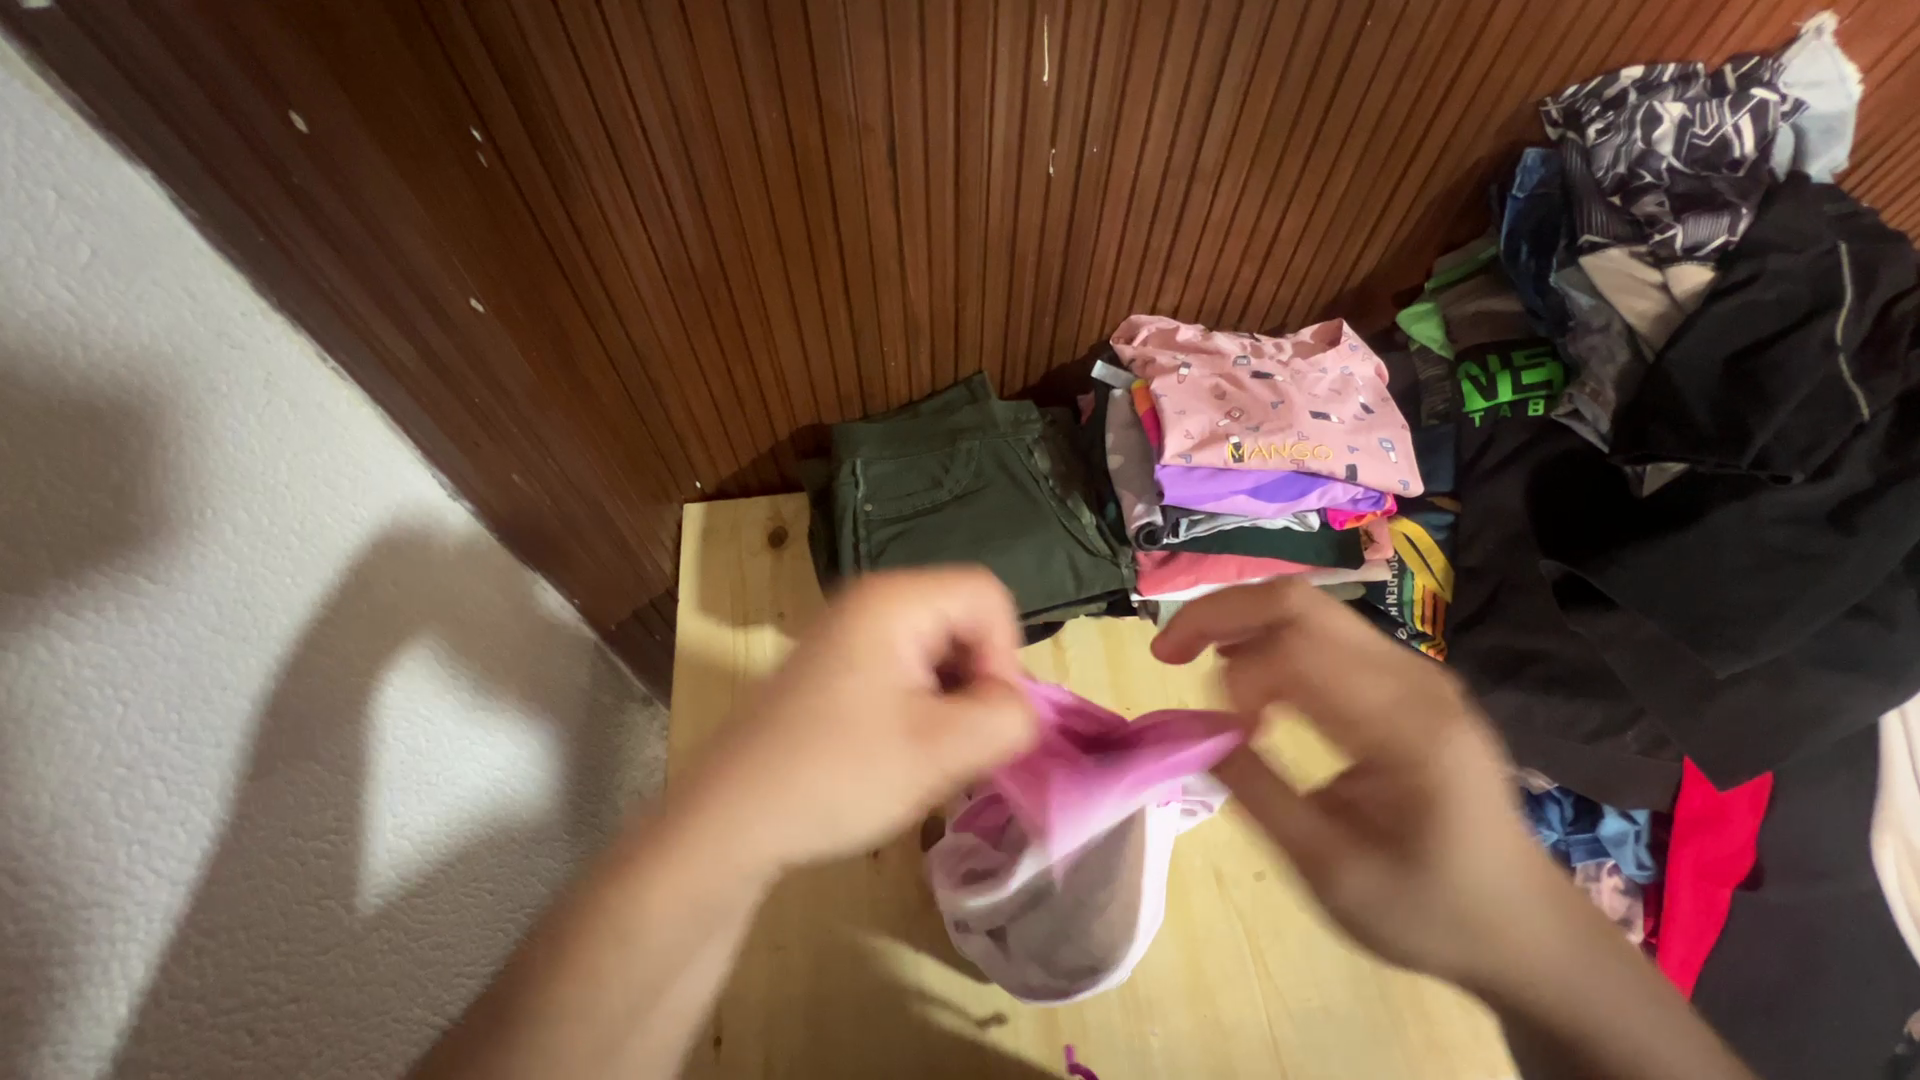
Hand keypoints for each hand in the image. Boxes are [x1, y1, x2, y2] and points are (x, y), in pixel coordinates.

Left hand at [678, 567, 1038, 874]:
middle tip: (958, 748)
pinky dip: (922, 710)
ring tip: (928, 758)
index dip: (1005, 657)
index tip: (981, 720)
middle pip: (965, 621)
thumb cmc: (837, 776)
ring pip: (940, 652)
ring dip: (952, 704)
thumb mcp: (942, 751)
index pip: (989, 596)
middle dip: (978, 684)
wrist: (731, 820)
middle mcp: (871, 600)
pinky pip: (907, 670)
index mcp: (895, 599)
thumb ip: (1009, 718)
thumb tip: (1020, 707)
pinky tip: (900, 756)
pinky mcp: (838, 668)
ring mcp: (849, 633)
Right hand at [1152, 579, 1577, 987]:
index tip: (1221, 734)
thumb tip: (1195, 728)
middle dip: (1218, 614)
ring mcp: (1415, 672)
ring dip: (1240, 622)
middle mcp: (1414, 678)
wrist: (1521, 925)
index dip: (1234, 679)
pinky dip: (1269, 640)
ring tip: (1193, 661)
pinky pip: (1325, 633)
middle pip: (1298, 602)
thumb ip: (1255, 790)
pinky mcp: (1407, 681)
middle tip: (1166, 653)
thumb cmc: (1427, 909)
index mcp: (1406, 725)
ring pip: (1308, 608)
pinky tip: (1247, 678)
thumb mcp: (1330, 870)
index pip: (1296, 651)